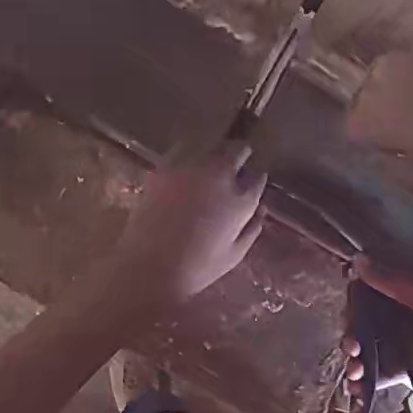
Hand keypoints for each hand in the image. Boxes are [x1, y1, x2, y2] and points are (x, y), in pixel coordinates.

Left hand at [101, 141, 266, 312]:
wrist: (151, 265)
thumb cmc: (196, 268)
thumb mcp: (233, 255)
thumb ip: (251, 230)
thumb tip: (261, 211)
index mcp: (241, 201)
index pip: (257, 180)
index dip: (255, 181)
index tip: (251, 183)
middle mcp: (221, 176)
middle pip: (238, 152)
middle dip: (241, 156)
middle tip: (236, 164)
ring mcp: (191, 168)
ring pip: (212, 145)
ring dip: (217, 150)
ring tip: (213, 158)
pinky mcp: (165, 167)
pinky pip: (183, 147)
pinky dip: (190, 150)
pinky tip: (188, 159)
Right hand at [351, 258, 412, 384]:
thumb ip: (392, 281)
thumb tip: (358, 259)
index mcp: (410, 295)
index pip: (370, 298)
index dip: (354, 309)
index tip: (347, 319)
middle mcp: (406, 317)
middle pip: (366, 327)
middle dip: (352, 339)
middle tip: (350, 349)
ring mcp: (409, 345)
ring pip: (372, 351)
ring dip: (357, 363)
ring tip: (354, 375)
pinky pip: (384, 374)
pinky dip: (369, 382)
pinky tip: (358, 391)